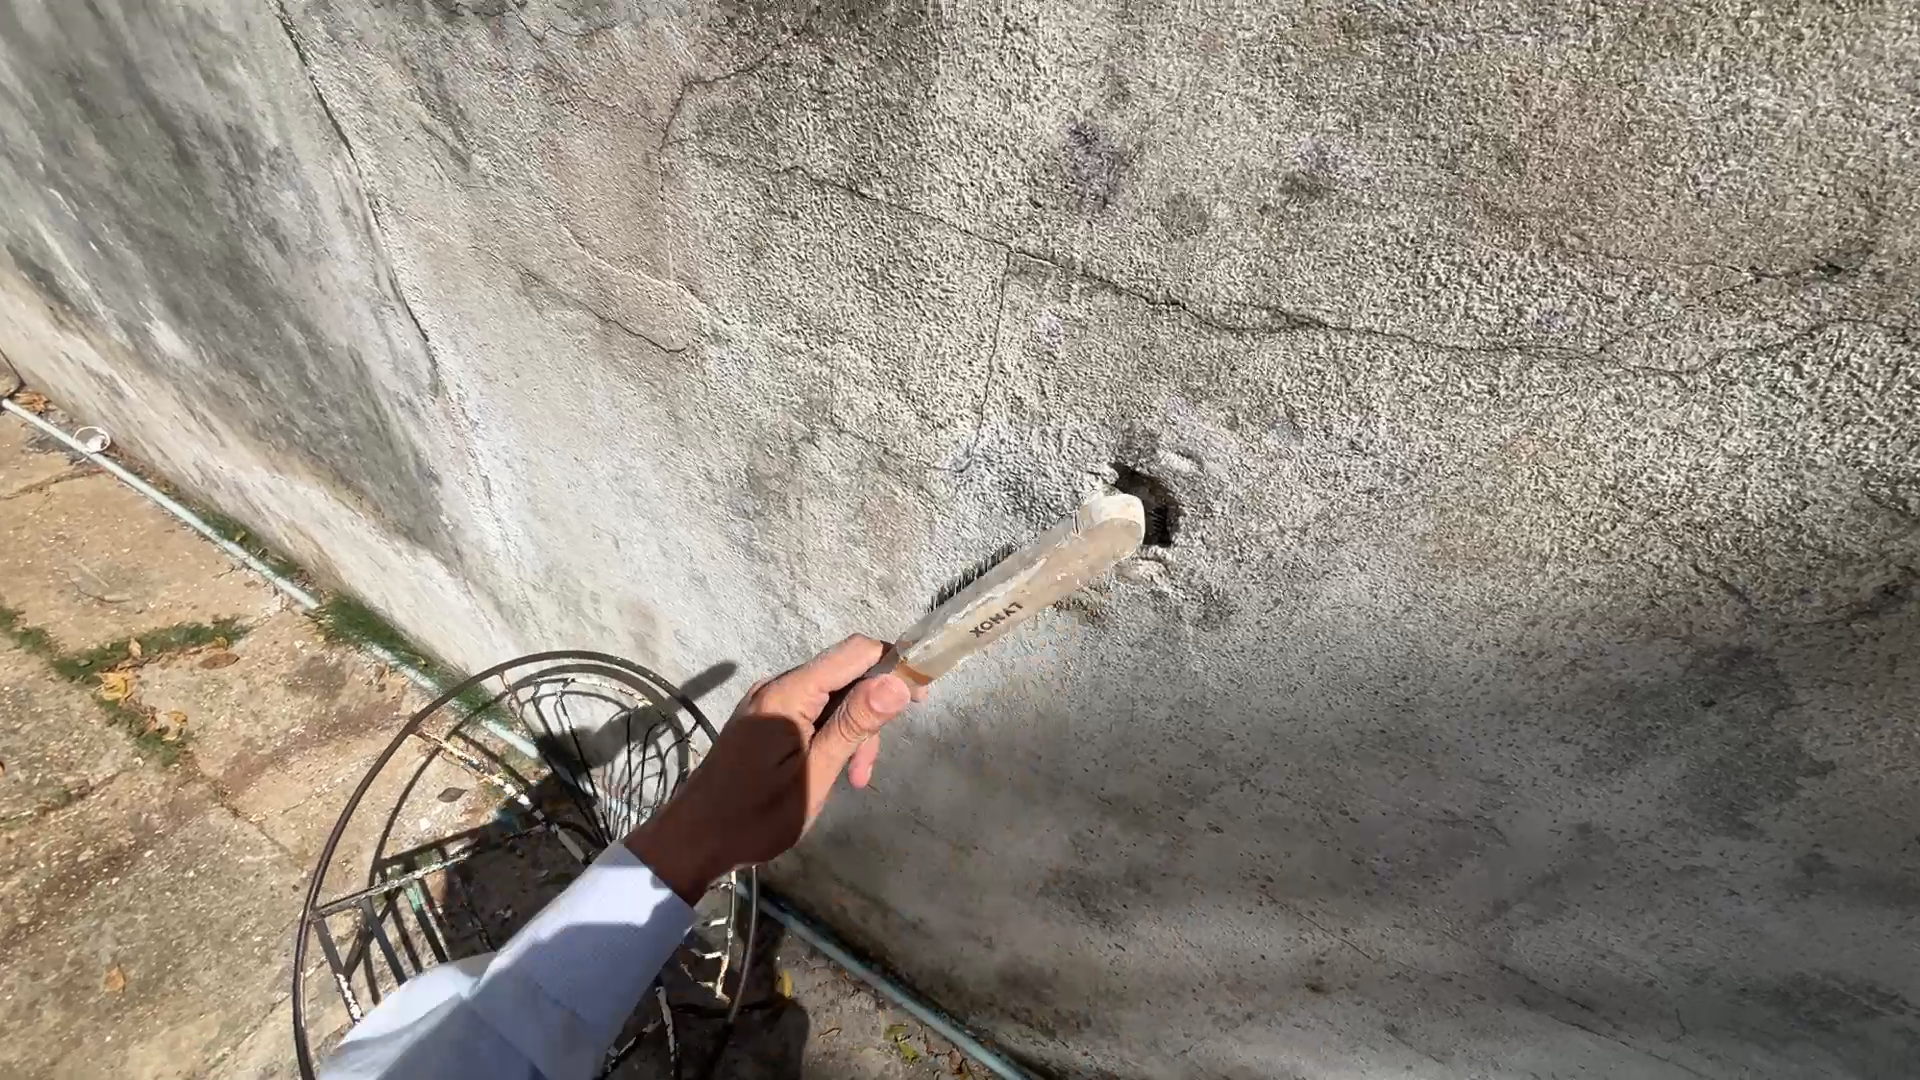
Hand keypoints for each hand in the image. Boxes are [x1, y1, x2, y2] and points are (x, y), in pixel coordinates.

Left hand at [623, 635, 924, 901]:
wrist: (692, 843)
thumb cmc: (755, 815)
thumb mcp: (816, 773)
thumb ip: (855, 724)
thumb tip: (899, 682)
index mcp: (789, 692)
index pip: (856, 652)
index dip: (893, 666)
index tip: (919, 699)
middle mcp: (779, 685)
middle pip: (846, 675)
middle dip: (872, 709)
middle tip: (877, 757)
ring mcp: (770, 702)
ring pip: (833, 697)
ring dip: (853, 730)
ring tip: (857, 777)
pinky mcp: (767, 720)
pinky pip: (813, 712)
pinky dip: (832, 735)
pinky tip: (836, 769)